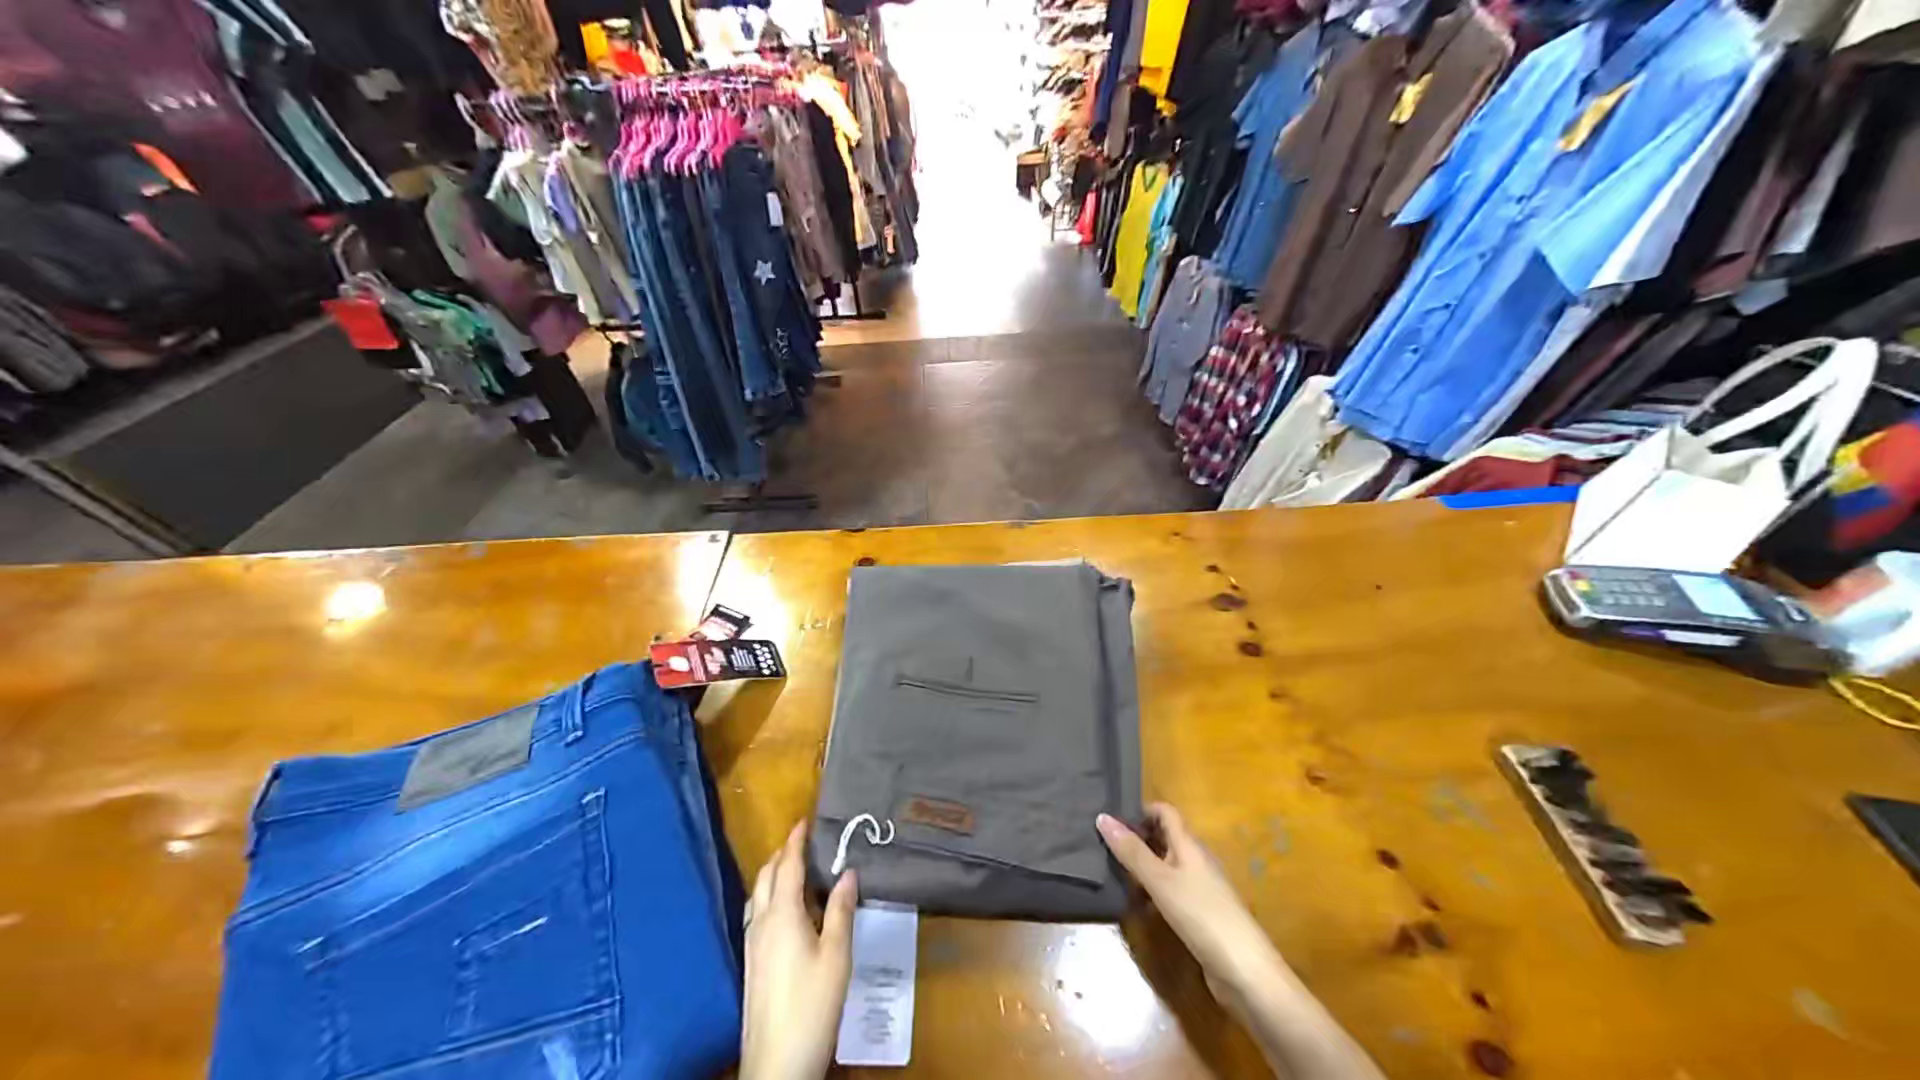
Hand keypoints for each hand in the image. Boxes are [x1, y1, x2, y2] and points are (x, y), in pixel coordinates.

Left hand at [740, 821, 857, 1079]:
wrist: (777, 1059)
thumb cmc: (813, 1003)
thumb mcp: (837, 954)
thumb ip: (840, 910)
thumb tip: (847, 872)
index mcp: (782, 914)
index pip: (787, 866)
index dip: (795, 841)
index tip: (804, 821)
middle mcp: (761, 922)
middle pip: (767, 876)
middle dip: (782, 854)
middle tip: (803, 842)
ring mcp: (752, 943)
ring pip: (758, 895)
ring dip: (773, 874)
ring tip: (794, 869)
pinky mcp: (751, 961)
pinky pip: (756, 912)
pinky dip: (768, 896)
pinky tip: (783, 909)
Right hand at [1100, 804, 1386, 1079]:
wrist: (1244, 971)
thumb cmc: (1201, 915)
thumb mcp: (1160, 880)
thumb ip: (1132, 851)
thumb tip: (1102, 816)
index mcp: (1189, 845)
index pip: (1165, 812)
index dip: (1141, 810)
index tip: (1111, 816)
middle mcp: (1196, 860)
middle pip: (1165, 837)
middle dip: (1137, 837)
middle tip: (1102, 844)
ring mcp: (1200, 888)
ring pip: (1166, 865)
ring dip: (1142, 866)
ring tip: (1111, 872)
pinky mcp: (1200, 913)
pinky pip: (1170, 890)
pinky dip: (1152, 891)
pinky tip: (1136, 904)